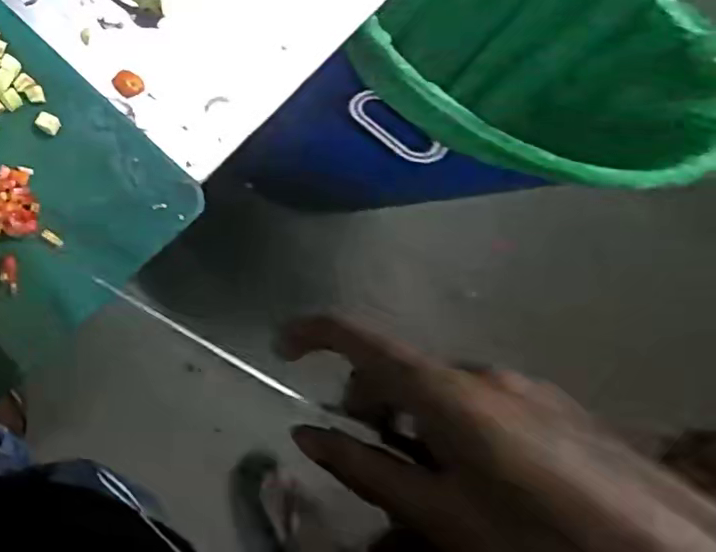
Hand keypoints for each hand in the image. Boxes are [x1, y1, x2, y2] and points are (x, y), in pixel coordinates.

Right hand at [280, 314, 715, 551]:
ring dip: (423, 416)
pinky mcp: (581, 418)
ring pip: (449, 389)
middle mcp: (483, 374)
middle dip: (373, 400)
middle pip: (401, 368)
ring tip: (441, 472)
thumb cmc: (550, 540)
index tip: (280, 352)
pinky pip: (497, 404)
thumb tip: (304, 434)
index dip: (305, 332)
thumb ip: (367, 469)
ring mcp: (539, 394)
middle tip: (374, 448)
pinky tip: (501, 479)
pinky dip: (469, 425)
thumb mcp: (447, 518)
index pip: (351, 334)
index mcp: (442, 389)